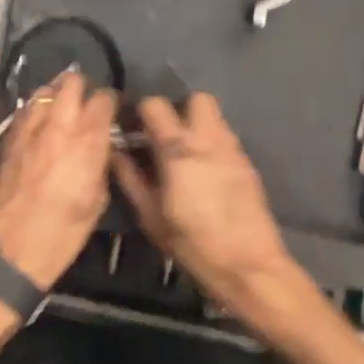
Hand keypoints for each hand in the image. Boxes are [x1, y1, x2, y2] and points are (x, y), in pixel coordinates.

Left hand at [0, 71, 116, 288]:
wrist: (10, 252)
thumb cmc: (61, 235)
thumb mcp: (96, 202)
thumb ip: (99, 165)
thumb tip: (101, 147)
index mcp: (86, 143)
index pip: (103, 100)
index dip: (110, 103)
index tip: (111, 112)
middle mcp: (57, 127)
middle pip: (71, 83)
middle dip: (82, 88)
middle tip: (85, 103)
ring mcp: (27, 130)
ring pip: (43, 92)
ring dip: (56, 95)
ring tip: (62, 108)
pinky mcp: (6, 140)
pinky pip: (23, 112)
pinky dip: (35, 111)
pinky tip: (39, 123)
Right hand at [110, 94, 292, 301]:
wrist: (248, 265)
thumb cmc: (192, 242)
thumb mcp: (150, 216)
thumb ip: (130, 179)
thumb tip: (115, 153)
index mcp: (179, 149)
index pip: (156, 105)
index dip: (141, 112)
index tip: (133, 129)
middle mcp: (209, 140)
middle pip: (197, 99)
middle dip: (180, 109)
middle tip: (165, 136)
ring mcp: (233, 150)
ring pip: (215, 118)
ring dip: (197, 127)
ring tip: (184, 156)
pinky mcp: (248, 165)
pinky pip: (226, 140)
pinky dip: (212, 145)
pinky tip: (204, 173)